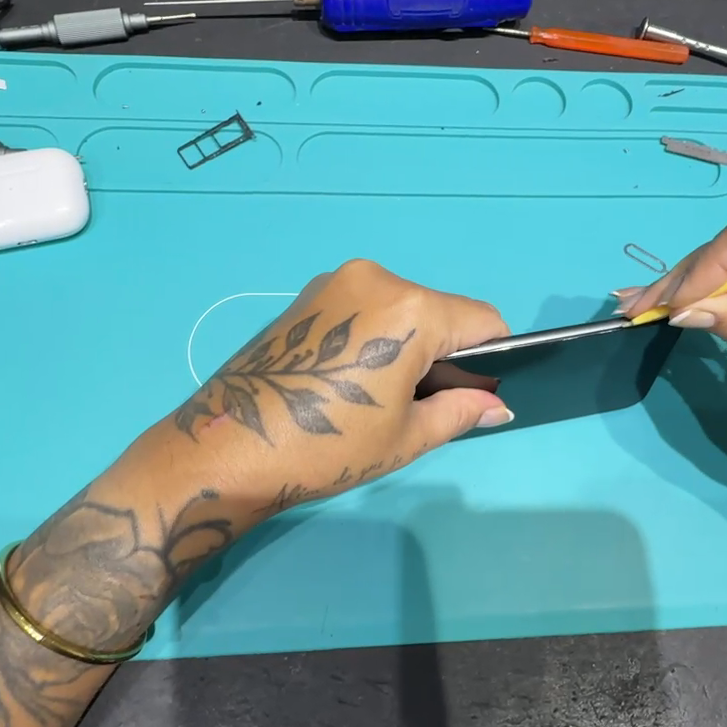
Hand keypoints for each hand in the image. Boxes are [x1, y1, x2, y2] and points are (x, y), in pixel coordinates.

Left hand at [165, 260, 511, 514]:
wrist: (227, 448)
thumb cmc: (327, 447)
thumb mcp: (406, 437)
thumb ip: (461, 411)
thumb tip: (498, 405)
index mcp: (410, 309)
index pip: (483, 321)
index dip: (493, 357)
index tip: (478, 393)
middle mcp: (377, 278)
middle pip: (440, 312)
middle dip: (446, 352)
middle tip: (422, 403)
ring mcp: (337, 280)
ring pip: (402, 307)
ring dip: (408, 343)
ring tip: (378, 394)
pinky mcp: (309, 293)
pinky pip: (367, 306)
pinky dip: (376, 334)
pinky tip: (350, 377)